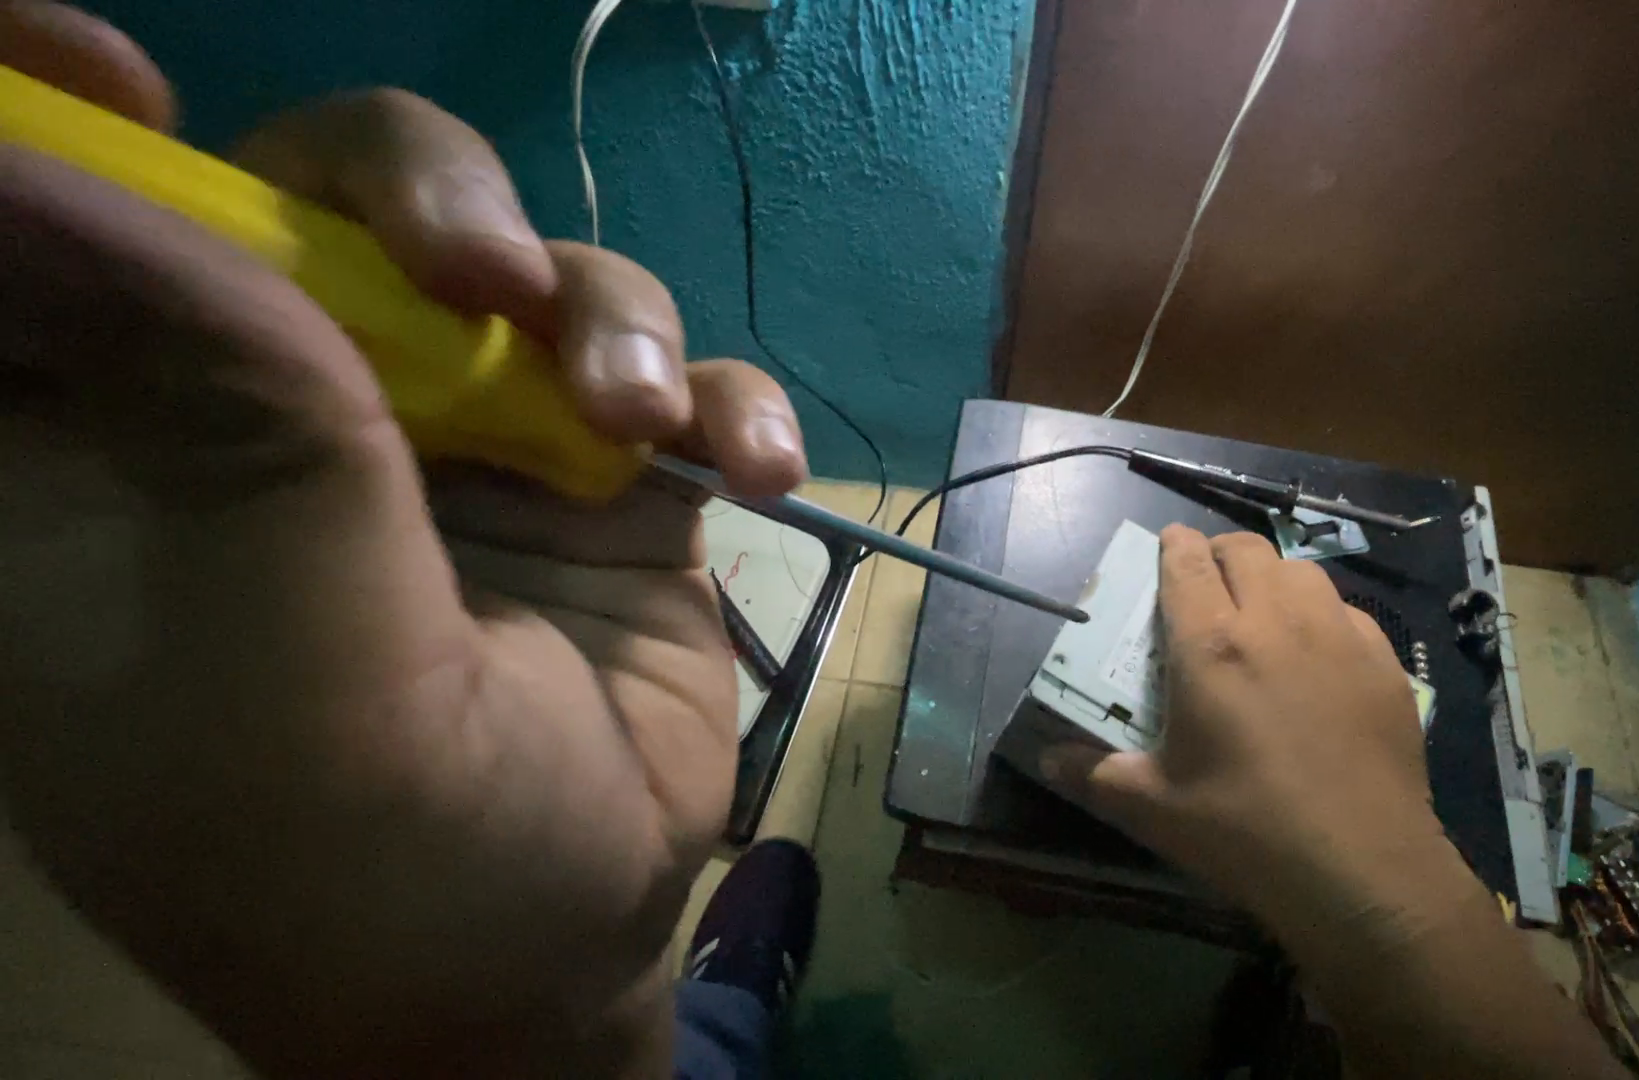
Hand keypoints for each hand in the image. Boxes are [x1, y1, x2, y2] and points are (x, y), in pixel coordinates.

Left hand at [0, 6, 800, 1076]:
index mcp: (150, 465)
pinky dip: (736, 410)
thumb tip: (72, 177)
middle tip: (502, 286)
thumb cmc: (390, 868)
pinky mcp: (635, 487)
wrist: (575, 938)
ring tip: (649, 425)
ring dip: (626, 331)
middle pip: (367, 212)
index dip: (68, 130)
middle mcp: (332, 426)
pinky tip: (762, 473)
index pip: (71, 244)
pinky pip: (697, 393)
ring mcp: (504, 450)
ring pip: (567, 289)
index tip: (111, 75)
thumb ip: (236, 450)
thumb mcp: (294, 687)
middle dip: (443, 208)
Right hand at [1045, 526, 1475, 938]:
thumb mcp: (1154, 808)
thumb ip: (1093, 774)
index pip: (1186, 563)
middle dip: (1218, 551)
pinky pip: (1348, 610)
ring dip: (1271, 575)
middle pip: (1245, 550)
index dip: (1173, 544)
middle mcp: (1276, 624)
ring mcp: (1338, 639)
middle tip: (1205, 580)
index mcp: (1212, 647)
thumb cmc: (1246, 832)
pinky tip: (1316, 650)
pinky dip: (1321, 611)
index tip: (1166, 544)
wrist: (1365, 874)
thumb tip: (1045, 760)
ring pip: (1301, 571)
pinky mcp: (1385, 665)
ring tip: (1260, 608)